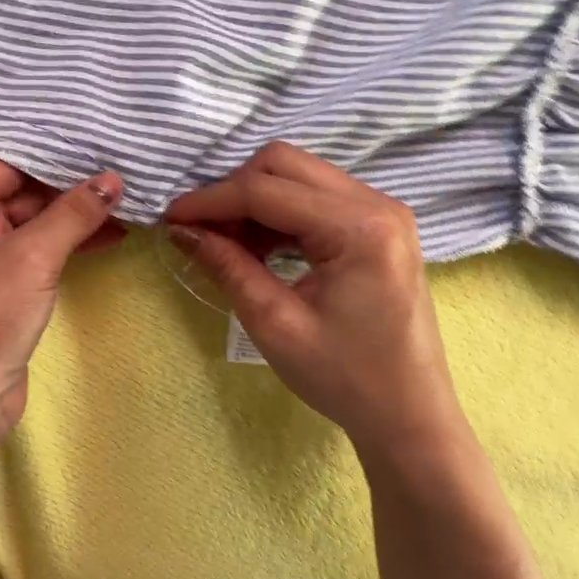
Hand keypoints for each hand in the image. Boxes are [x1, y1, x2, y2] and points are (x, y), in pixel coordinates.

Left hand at [0, 158, 125, 441]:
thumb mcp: (33, 256)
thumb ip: (73, 213)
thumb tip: (112, 178)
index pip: (9, 163)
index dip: (53, 155)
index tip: (100, 145)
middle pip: (25, 191)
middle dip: (72, 186)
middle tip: (126, 172)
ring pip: (37, 223)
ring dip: (77, 217)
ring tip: (130, 204)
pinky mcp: (5, 286)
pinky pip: (40, 251)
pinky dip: (71, 244)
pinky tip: (113, 235)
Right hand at [163, 141, 459, 456]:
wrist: (408, 414)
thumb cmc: (344, 377)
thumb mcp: (274, 323)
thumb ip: (227, 266)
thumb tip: (181, 230)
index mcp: (360, 229)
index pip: (265, 190)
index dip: (209, 200)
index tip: (169, 219)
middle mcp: (377, 205)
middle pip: (283, 164)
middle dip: (232, 191)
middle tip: (201, 232)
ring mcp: (382, 212)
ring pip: (297, 175)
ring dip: (253, 201)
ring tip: (225, 244)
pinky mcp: (378, 226)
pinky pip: (314, 197)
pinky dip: (277, 214)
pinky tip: (257, 248)